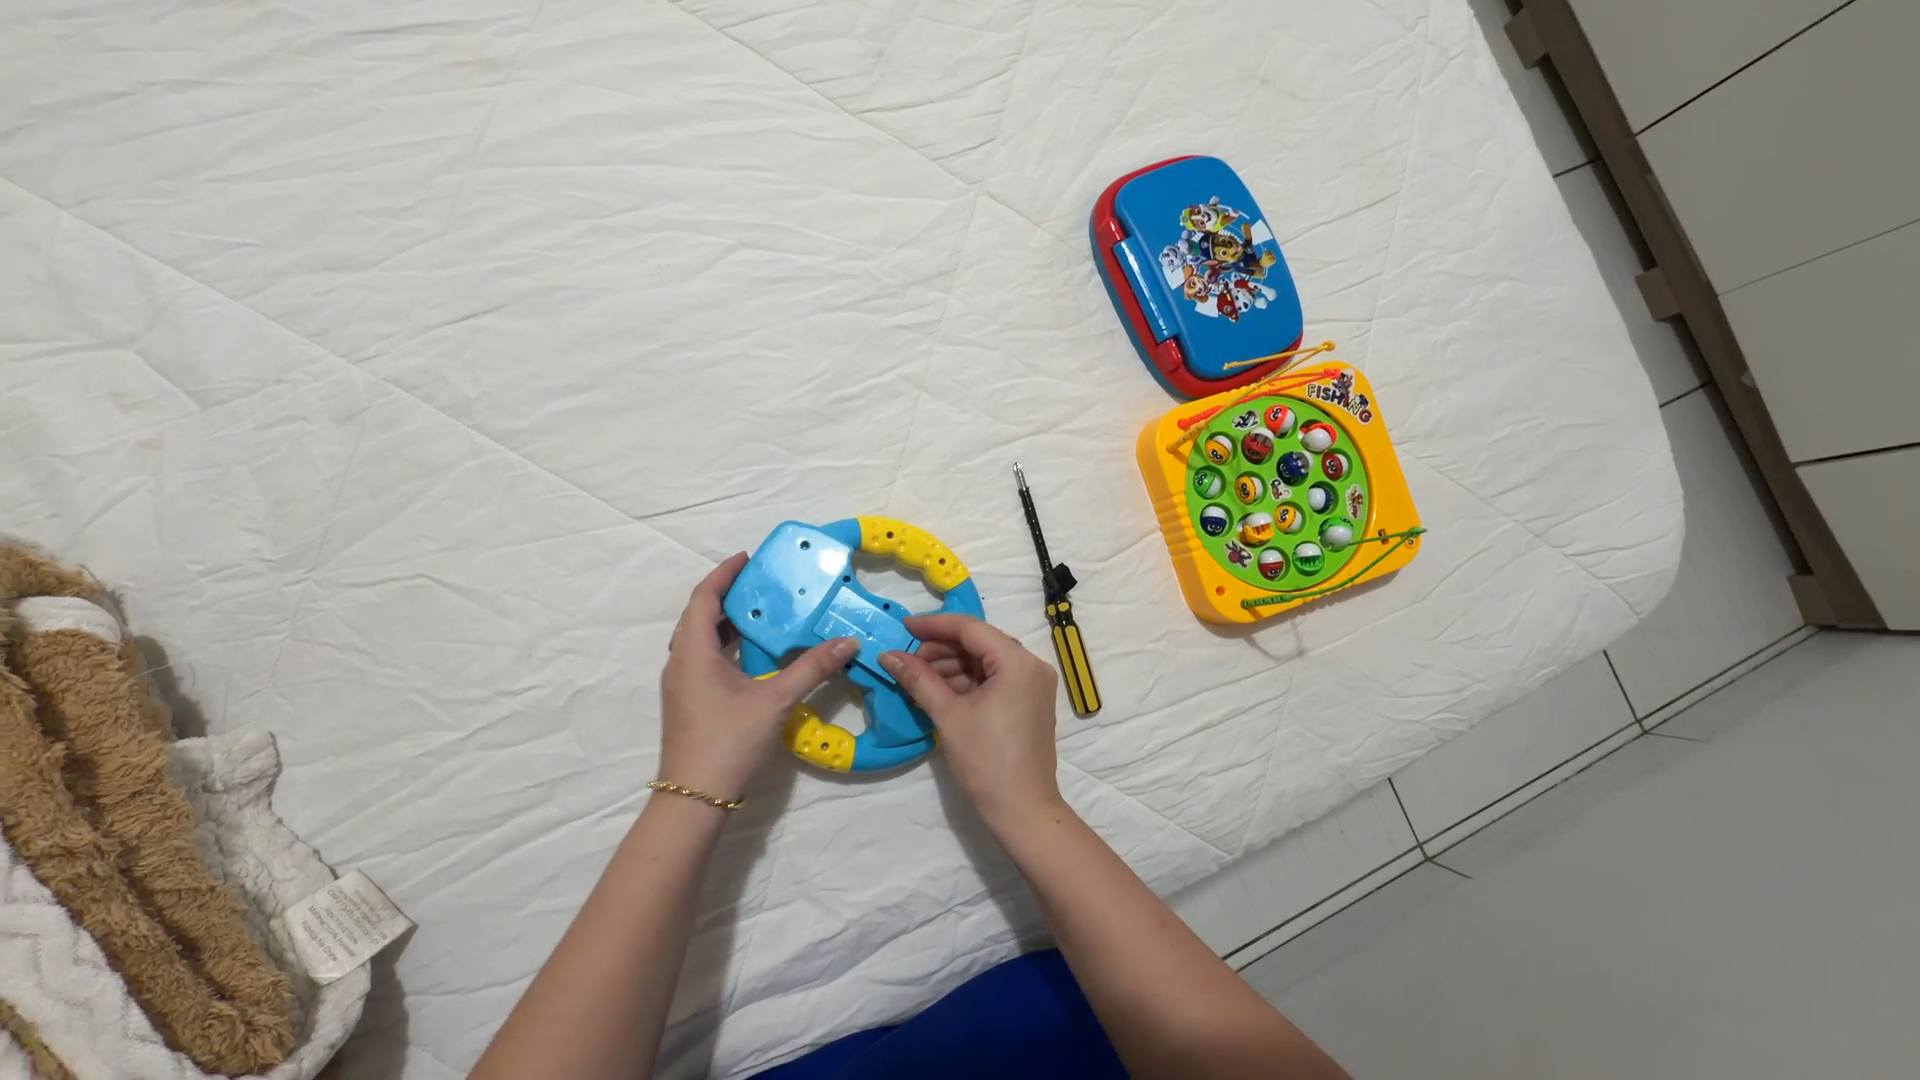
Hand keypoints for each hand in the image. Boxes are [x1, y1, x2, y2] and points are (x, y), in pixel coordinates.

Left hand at [659, 553, 857, 798]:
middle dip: (727, 595)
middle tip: (760, 584)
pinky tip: (751, 654)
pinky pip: (701, 656)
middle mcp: (680, 661)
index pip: (704, 598)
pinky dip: (724, 644)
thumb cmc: (729, 740)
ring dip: (725, 621)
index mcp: (693, 652)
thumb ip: (812, 668)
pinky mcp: (687, 700)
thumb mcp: (775, 700)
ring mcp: (680, 683)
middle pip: (699, 615)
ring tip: (760, 613)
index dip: (724, 574)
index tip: (747, 558)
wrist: (695, 795)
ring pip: (699, 638)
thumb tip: (847, 641)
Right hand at [880, 614, 1063, 828]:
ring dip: (951, 667)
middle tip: (906, 661)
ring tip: (917, 680)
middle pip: (979, 643)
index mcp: (1018, 662)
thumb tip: (889, 655)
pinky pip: (994, 679)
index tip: (902, 628)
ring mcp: (1033, 684)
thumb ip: (918, 679)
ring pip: (985, 661)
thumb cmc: (987, 761)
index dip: (933, 625)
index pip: (970, 628)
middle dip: (940, 650)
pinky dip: (966, 682)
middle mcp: (1032, 665)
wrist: (1022, 810)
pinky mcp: (1029, 701)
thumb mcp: (948, 715)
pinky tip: (938, 692)